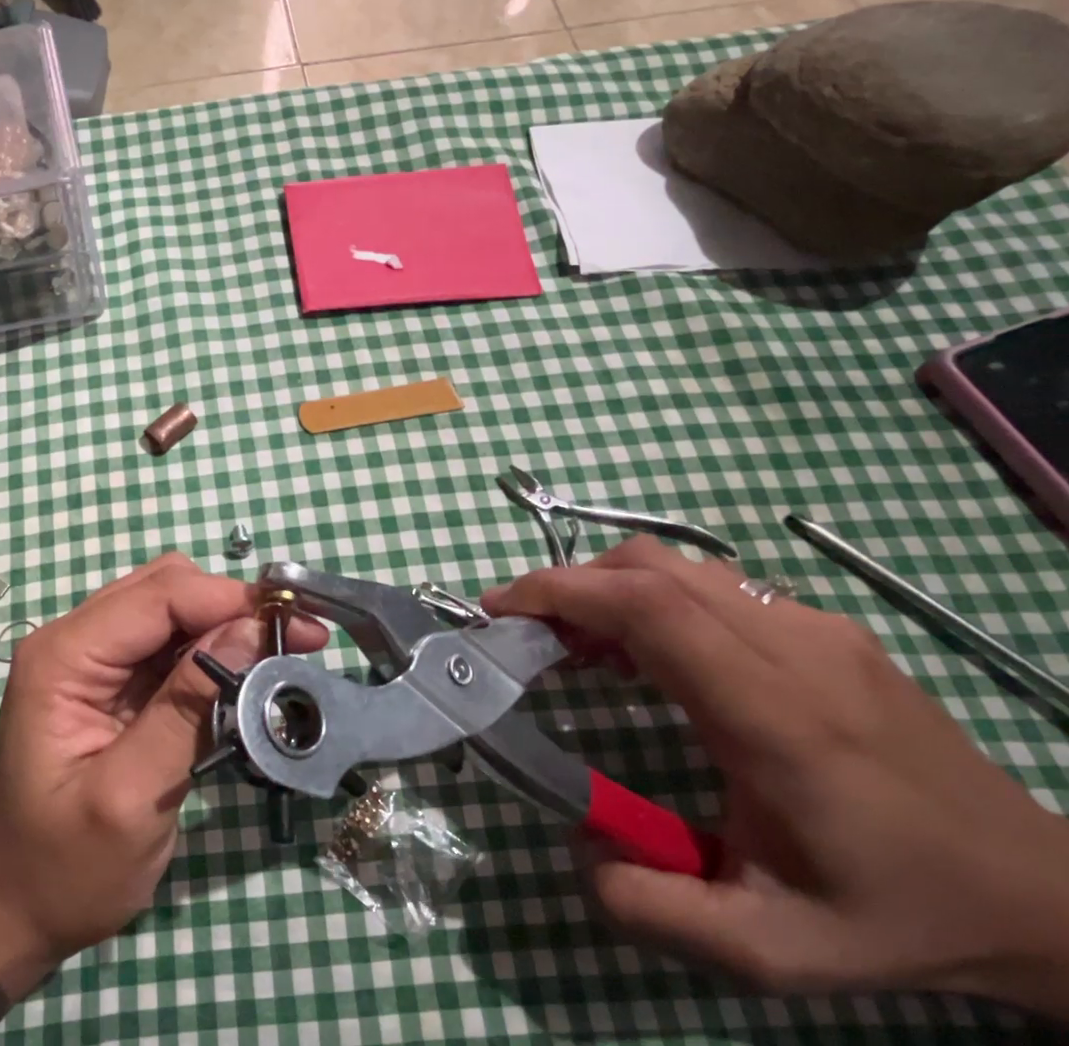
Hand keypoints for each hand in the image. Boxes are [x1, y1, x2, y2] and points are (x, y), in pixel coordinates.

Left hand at [0, 553, 327, 960]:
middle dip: (233, 608)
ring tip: (282, 662)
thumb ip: (185, 710)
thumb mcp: (130, 797)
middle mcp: (72, 645)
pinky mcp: (111, 690)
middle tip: (300, 644)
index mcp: (61, 659)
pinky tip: (246, 685)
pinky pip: (168, 652)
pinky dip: (210, 659)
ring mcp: (90, 666)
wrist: (14, 910)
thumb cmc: (63, 868)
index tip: (302, 626)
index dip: (230, 600)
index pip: (157, 597)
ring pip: (170, 614)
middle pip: (164, 591)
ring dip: (226, 630)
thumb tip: (249, 631)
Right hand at [482, 537, 1068, 1014]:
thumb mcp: (767, 950)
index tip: (501, 611)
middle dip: (569, 582)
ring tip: (576, 646)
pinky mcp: (832, 634)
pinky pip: (721, 589)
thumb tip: (577, 845)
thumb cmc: (894, 914)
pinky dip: (655, 600)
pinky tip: (647, 658)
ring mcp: (822, 633)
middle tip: (523, 630)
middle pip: (657, 568)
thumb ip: (650, 908)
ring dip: (610, 588)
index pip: (652, 608)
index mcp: (776, 716)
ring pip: (687, 567)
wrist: (1038, 895)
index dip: (562, 592)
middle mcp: (799, 651)